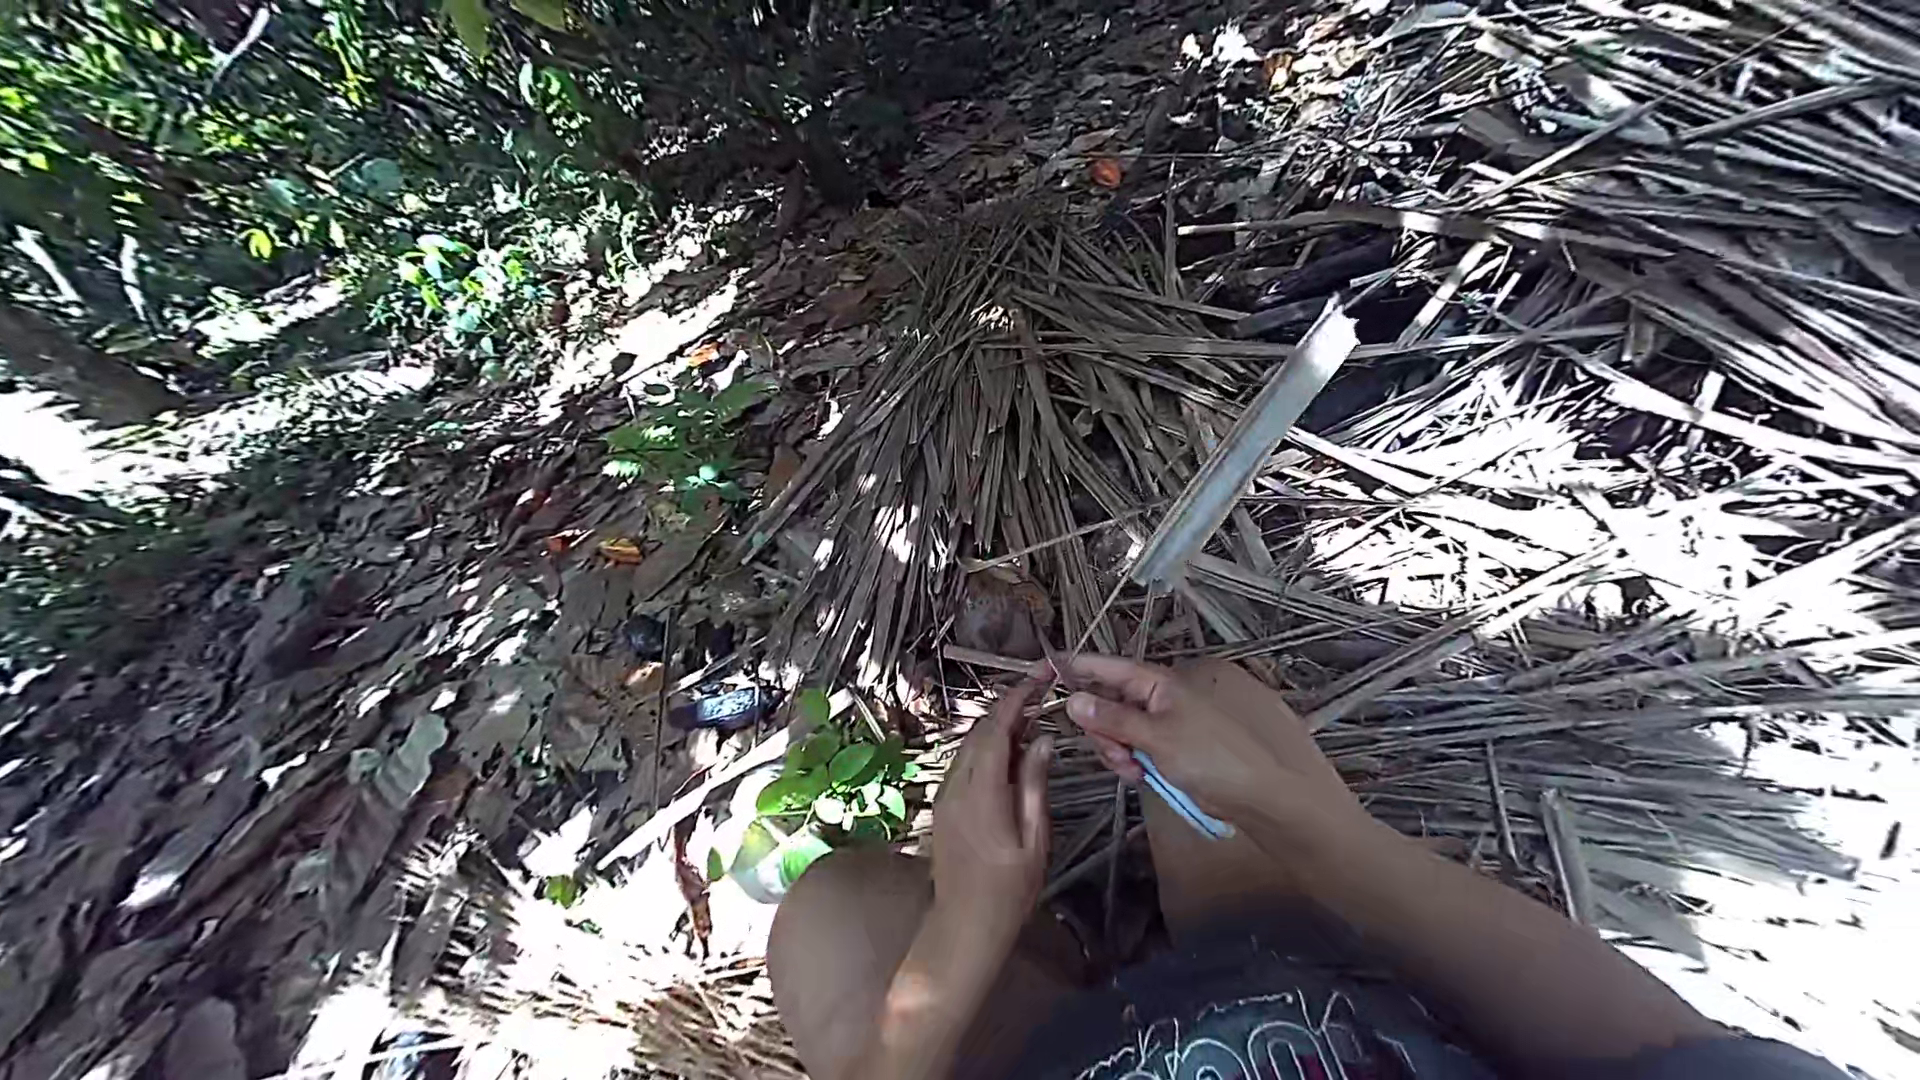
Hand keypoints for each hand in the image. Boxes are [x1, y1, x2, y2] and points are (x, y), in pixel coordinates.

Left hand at [930, 674, 1053, 943]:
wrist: (963, 926)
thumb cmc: (1008, 890)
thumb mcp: (1034, 839)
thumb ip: (1034, 784)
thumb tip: (1043, 740)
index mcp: (982, 792)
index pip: (996, 730)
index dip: (1017, 699)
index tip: (1038, 678)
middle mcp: (957, 784)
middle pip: (980, 730)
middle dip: (1010, 706)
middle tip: (1040, 694)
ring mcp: (946, 792)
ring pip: (970, 743)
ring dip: (999, 725)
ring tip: (1032, 717)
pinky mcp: (944, 801)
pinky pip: (965, 760)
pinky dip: (988, 745)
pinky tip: (1010, 750)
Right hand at [1058, 655, 1363, 834]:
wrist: (1264, 797)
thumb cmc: (1214, 758)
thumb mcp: (1156, 737)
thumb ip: (1112, 718)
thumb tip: (1074, 699)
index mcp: (1158, 683)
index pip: (1106, 667)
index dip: (1076, 666)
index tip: (1045, 668)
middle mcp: (1158, 697)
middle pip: (1108, 702)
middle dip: (1102, 727)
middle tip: (1113, 751)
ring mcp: (1164, 723)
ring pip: (1119, 728)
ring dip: (1117, 749)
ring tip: (1133, 769)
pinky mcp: (1170, 747)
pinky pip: (1136, 746)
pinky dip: (1132, 760)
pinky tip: (1141, 775)